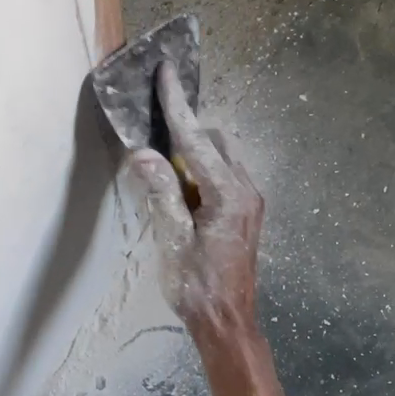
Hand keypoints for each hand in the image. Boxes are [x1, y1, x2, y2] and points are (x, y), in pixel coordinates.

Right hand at [120, 60, 265, 337]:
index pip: (196, 140)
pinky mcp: (246, 215)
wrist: (226, 322)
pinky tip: (181, 194)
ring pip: (221, 159)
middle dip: (186, 133)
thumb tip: (144, 154)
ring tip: (164, 174)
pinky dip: (201, 174)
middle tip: (154, 140)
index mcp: (229, 194)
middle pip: (215, 142)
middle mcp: (247, 190)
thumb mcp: (173, 240)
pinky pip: (223, 178)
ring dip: (193, 156)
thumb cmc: (197, 287)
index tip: (165, 73)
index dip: (177, 107)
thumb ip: (161, 193)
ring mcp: (250, 203)